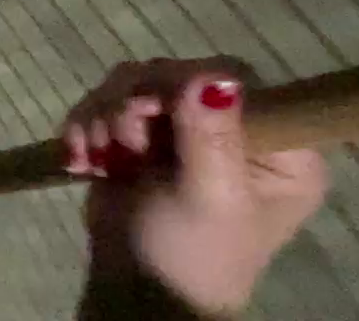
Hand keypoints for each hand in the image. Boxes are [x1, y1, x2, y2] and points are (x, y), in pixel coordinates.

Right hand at [60, 58, 329, 315]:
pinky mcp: (137, 133)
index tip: (149, 108)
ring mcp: (181, 130)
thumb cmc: (190, 249)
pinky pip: (101, 101)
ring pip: (129, 83)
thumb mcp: (208, 198)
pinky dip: (83, 125)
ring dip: (100, 115)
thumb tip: (213, 78)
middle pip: (171, 74)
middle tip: (119, 141)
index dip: (184, 82)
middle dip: (130, 103)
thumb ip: (210, 138)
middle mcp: (233, 130)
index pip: (235, 78)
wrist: (137, 283)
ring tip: (96, 156)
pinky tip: (81, 158)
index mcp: (277, 148)